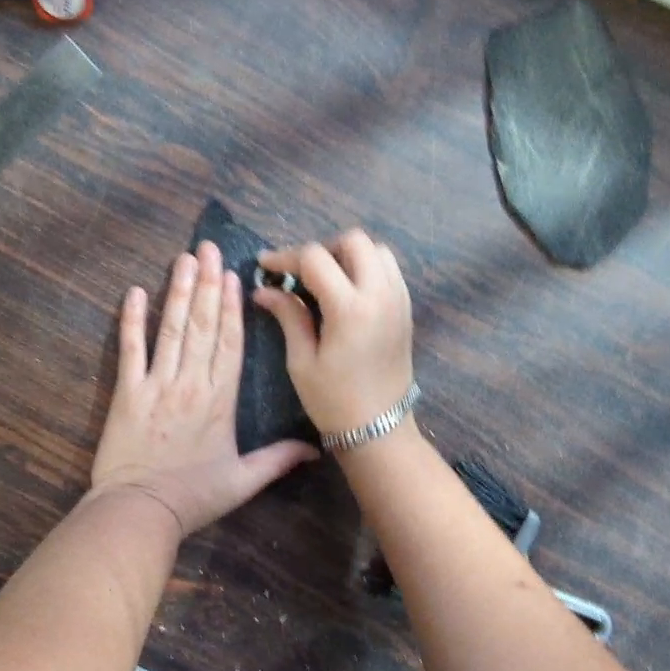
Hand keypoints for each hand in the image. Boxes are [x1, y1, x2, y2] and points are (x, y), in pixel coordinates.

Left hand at [92, 241, 319, 534]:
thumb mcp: (243, 481)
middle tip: (209, 248)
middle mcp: (191, 383)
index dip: (231, 307)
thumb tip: (315, 450)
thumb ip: (278, 460)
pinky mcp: (125, 392)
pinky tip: (134, 292)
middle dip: (207, 284)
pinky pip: (130, 349)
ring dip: (178, 291)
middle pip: (203, 325)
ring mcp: (156, 384)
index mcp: (221, 400)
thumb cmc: (193, 497)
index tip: (233, 276)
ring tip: (184, 258)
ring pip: (171, 329)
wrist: (140, 510)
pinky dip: (131, 320)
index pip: (229, 343)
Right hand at [252, 230, 414, 434]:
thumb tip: (263, 290)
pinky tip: (346, 291)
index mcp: (350, 308)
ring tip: (325, 279)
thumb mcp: (302, 361)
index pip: (315, 258)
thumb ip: (288, 316)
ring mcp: (398, 300)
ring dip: (348, 255)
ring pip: (377, 250)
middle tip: (300, 272)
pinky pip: (389, 270)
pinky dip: (366, 268)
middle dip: (322, 249)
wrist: (379, 429)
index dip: (285, 256)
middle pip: (353, 241)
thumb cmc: (333, 401)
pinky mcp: (406, 309)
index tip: (264, 266)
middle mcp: (380, 295)